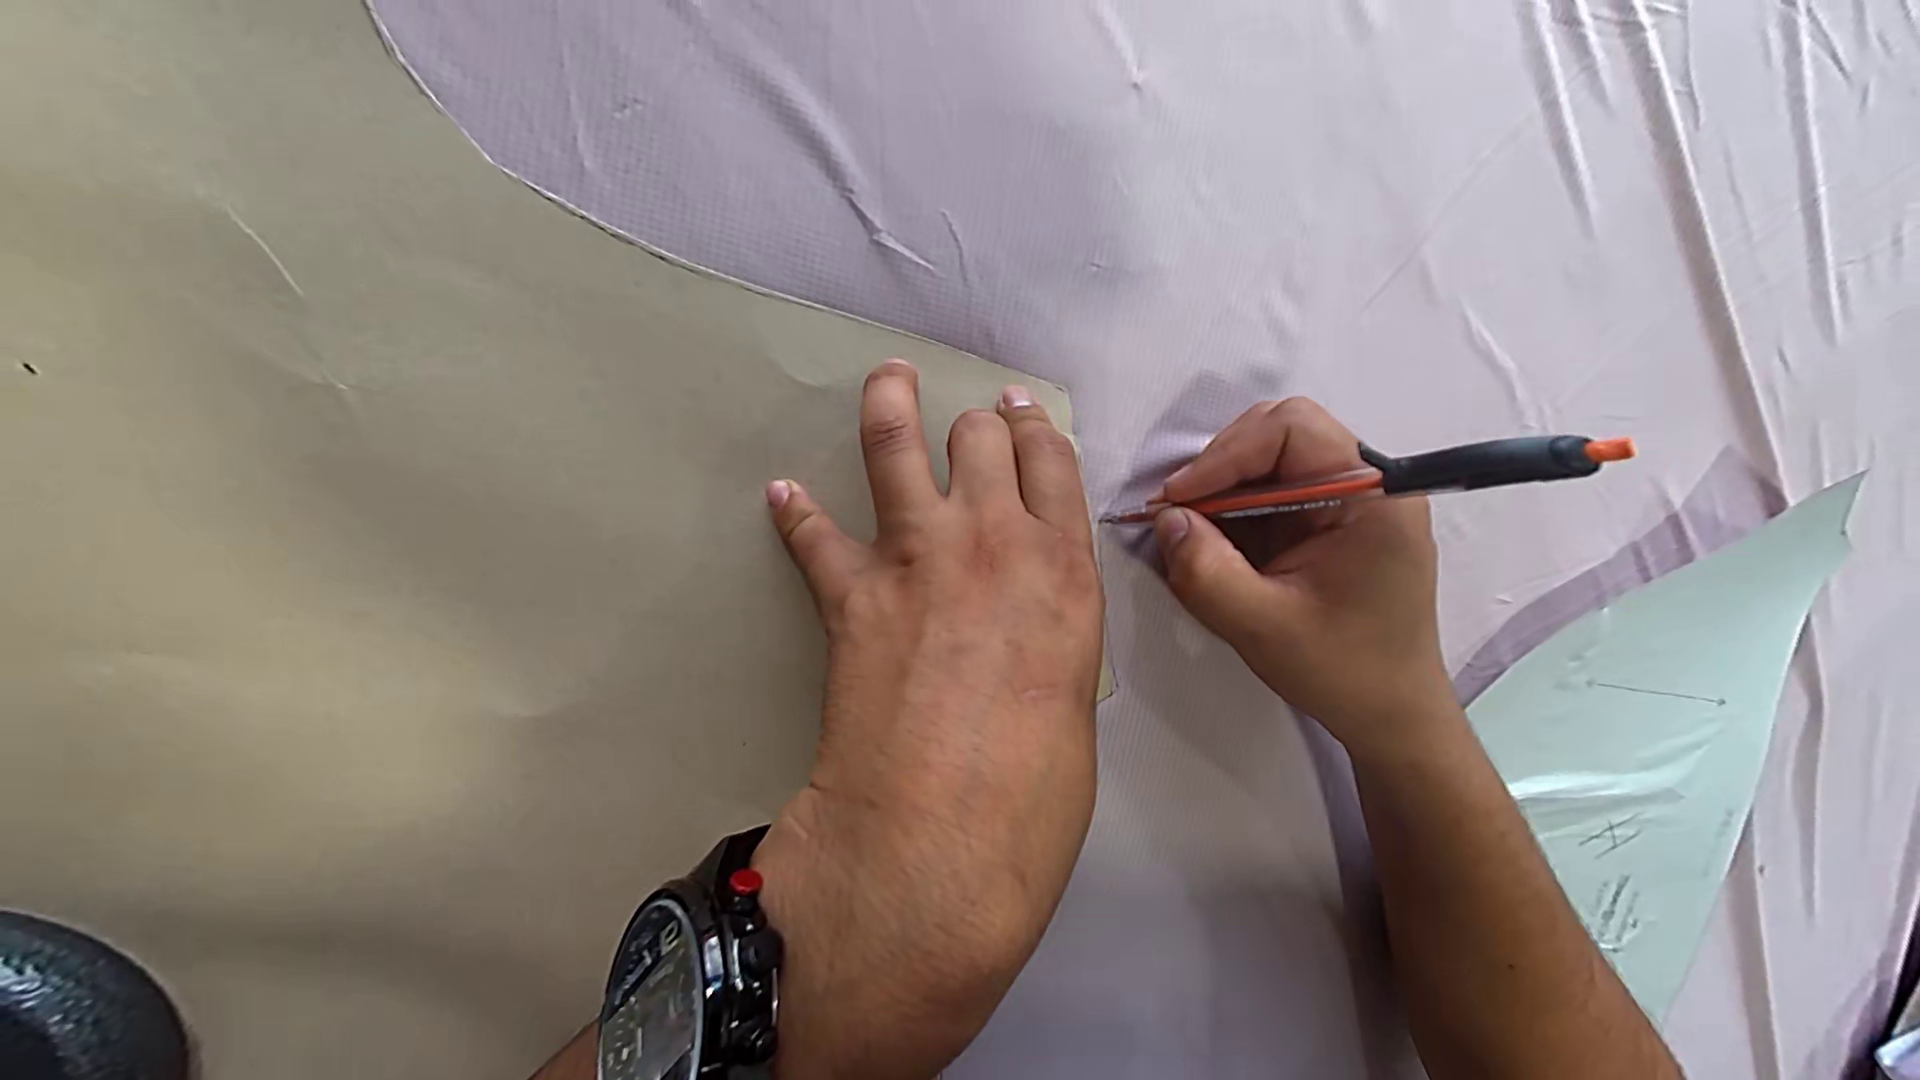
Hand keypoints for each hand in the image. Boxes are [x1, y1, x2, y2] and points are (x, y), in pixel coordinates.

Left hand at [753, 360, 1103, 1079]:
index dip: (1036, 429)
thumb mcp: (1072, 696)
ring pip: (899, 448)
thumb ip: (1049, 633)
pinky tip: (782, 495)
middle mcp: (994, 542)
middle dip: (976, 423)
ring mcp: (918, 557)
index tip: (1022, 409)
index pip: (1053, 466)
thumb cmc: (1035, 790)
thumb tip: (1028, 617)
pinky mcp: (852, 593)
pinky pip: (816, 537)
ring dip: (890, 404)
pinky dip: (797, 516)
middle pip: (981, 440)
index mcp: (1063, 570)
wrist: (939, 843)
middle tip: (969, 419)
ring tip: (886, 378)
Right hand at [1152, 398, 1453, 755]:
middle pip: (1278, 434)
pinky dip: (1229, 507)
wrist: (1388, 714)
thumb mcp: (1262, 626)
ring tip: (1187, 528)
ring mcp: (1347, 502)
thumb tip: (1165, 519)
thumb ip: (1207, 570)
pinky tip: (1210, 541)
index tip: (1179, 498)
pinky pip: (1267, 491)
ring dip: (1219, 487)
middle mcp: (1366, 486)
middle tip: (1180, 509)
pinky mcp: (1325, 522)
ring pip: (1268, 459)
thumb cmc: (1342, 671)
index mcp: (1373, 499)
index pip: (1292, 430)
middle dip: (1219, 465)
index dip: (1226, 454)